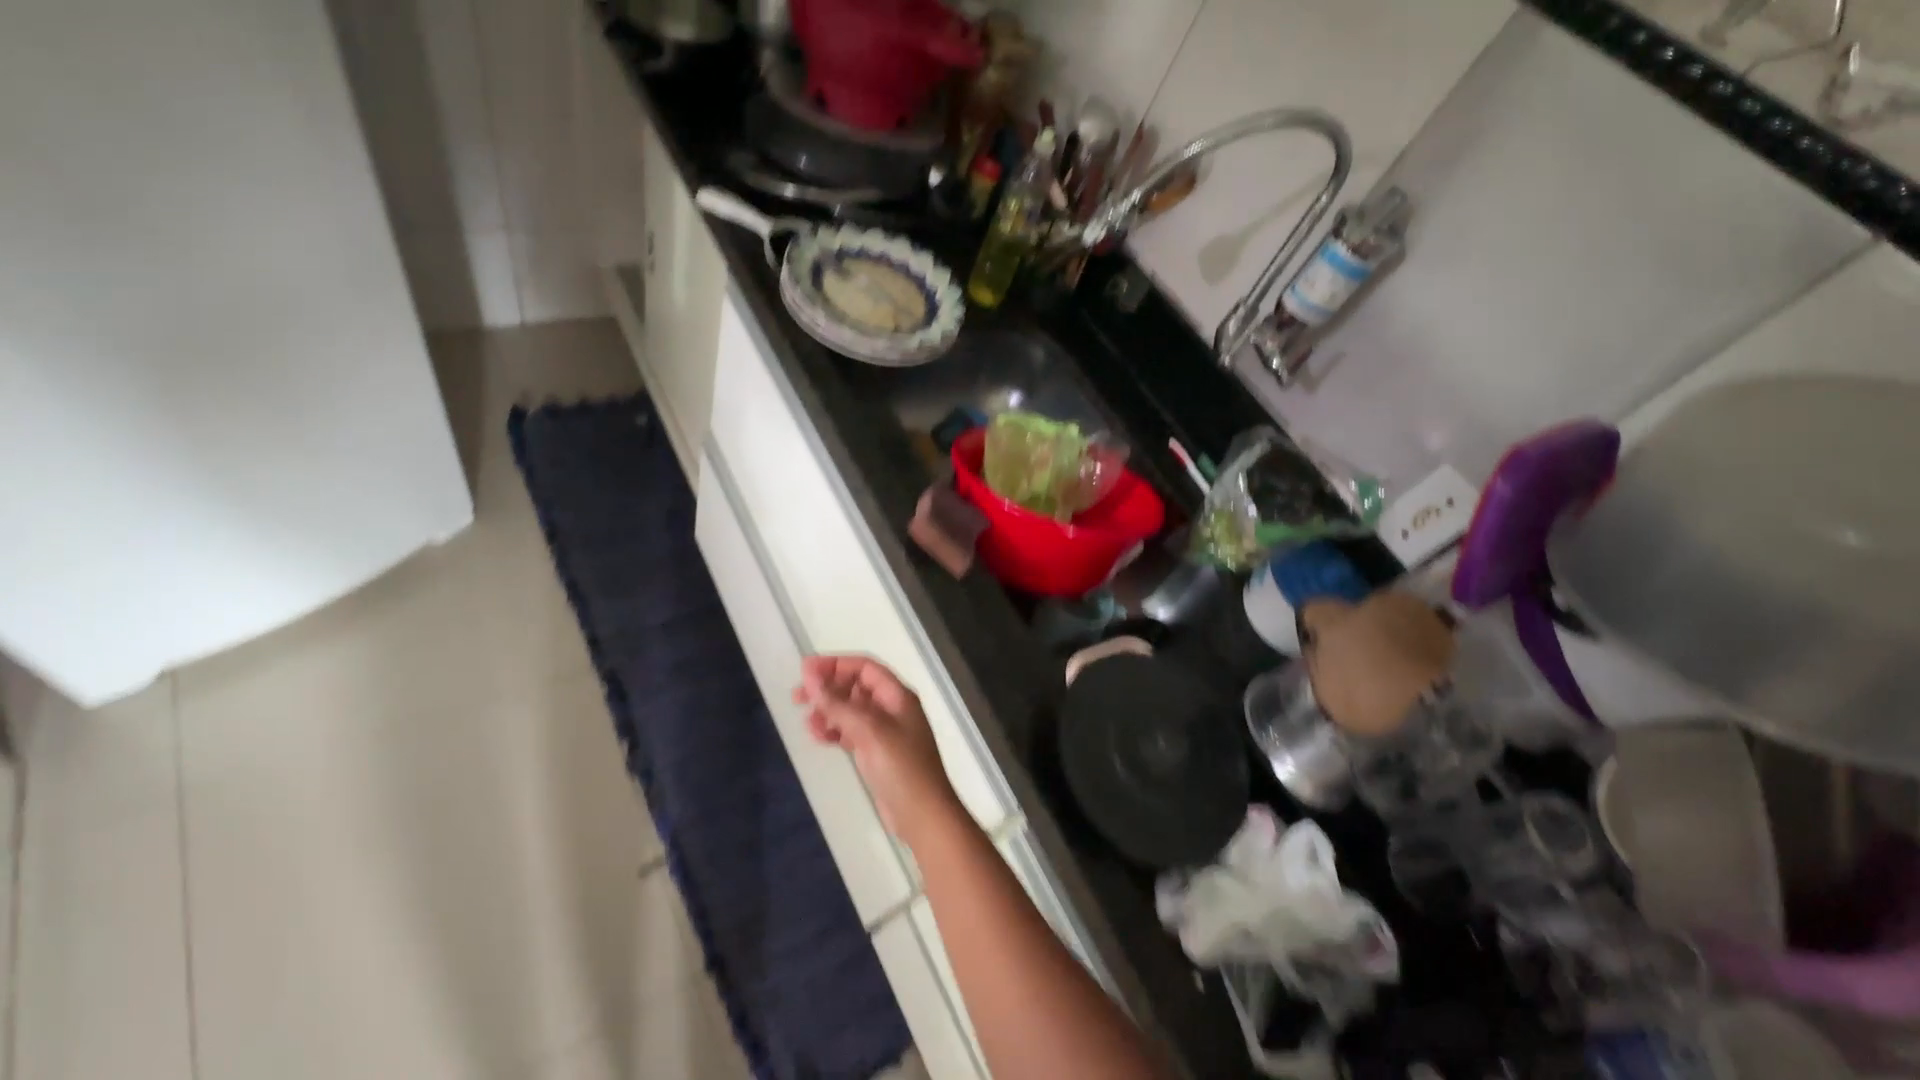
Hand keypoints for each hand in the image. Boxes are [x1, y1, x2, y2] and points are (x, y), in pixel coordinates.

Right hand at [793, 654, 964, 847]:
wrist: (923, 816)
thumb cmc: (901, 768)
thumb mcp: (869, 731)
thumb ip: (838, 703)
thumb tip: (810, 675)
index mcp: (898, 696)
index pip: (865, 667)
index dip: (835, 665)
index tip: (805, 671)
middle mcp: (893, 709)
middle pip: (856, 687)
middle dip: (828, 689)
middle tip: (797, 697)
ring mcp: (886, 733)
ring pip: (851, 711)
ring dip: (828, 711)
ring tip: (807, 723)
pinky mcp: (878, 754)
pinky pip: (852, 733)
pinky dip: (835, 731)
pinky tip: (819, 737)